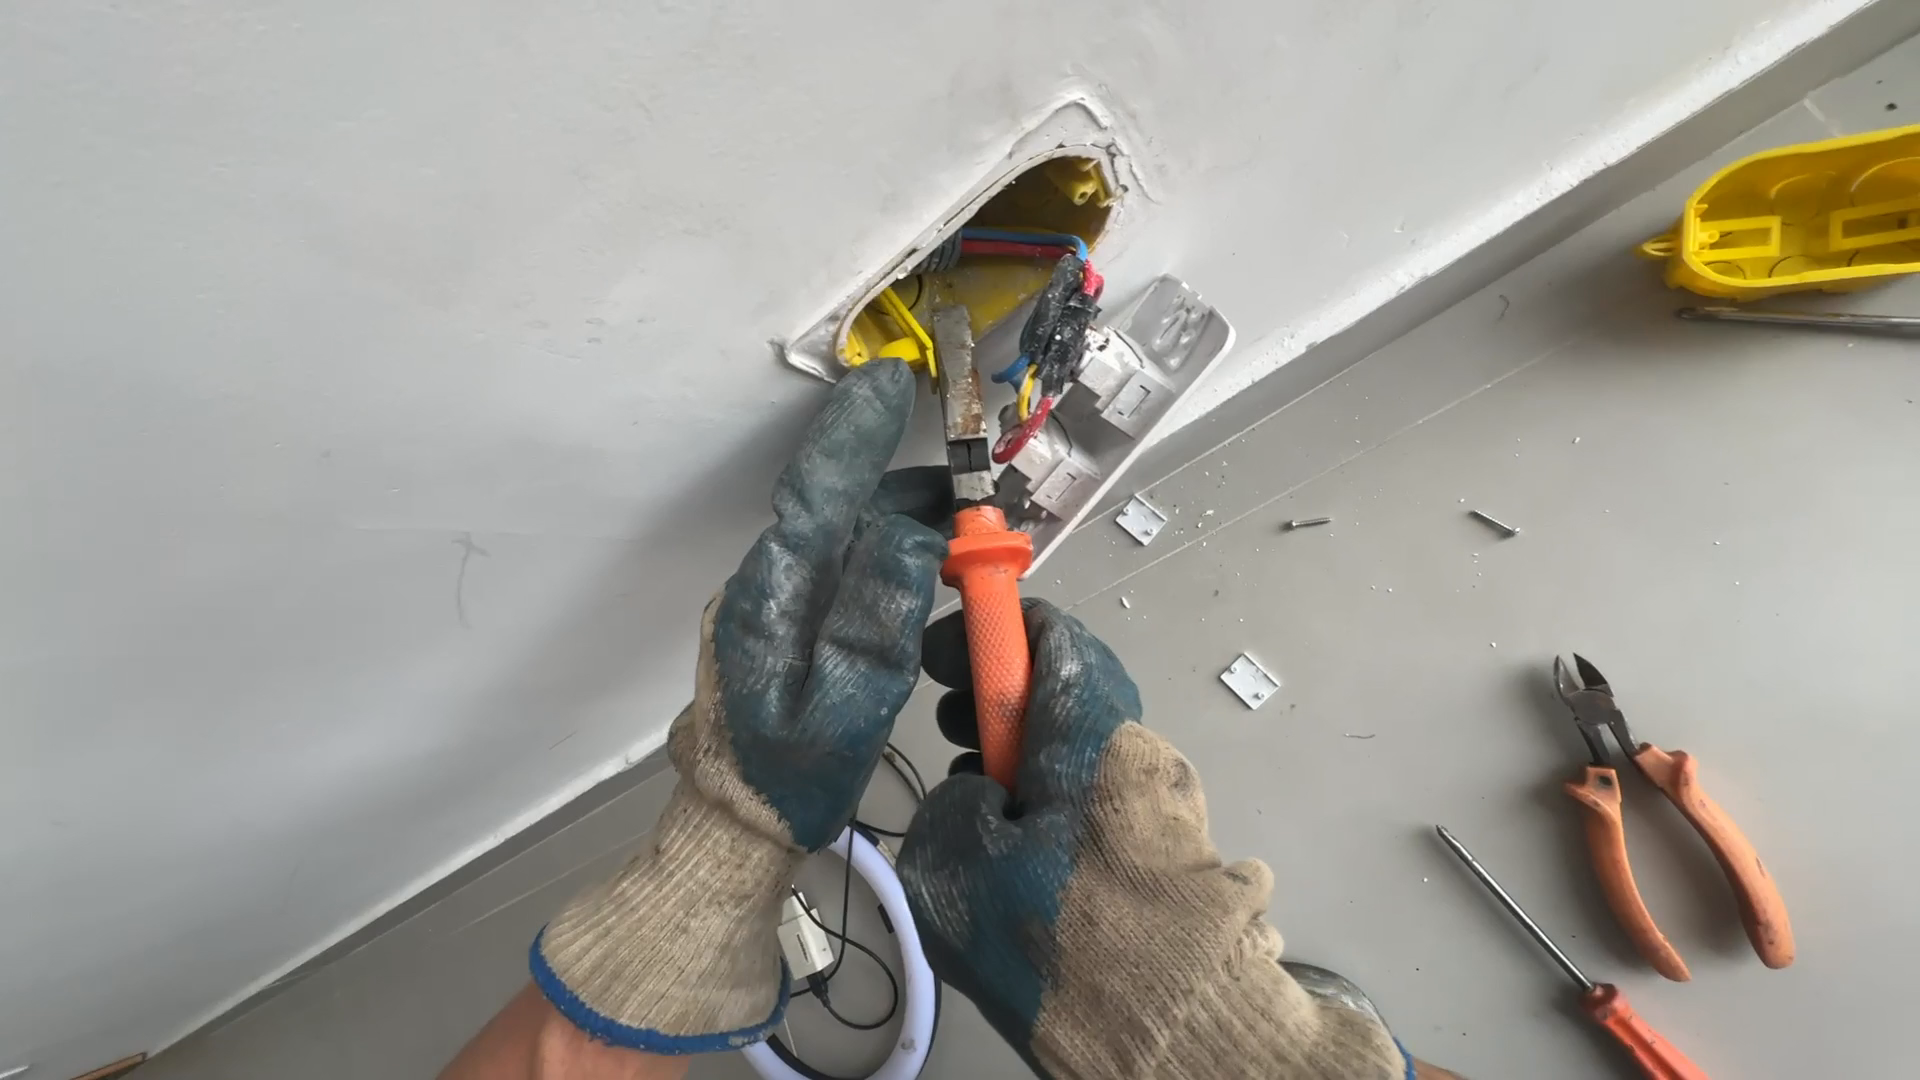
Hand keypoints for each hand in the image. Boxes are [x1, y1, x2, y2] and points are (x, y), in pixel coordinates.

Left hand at [531, 359, 948, 1052]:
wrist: (736, 817)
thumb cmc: (793, 769)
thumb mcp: (847, 704)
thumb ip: (876, 616)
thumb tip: (907, 532)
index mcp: (776, 589)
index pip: (817, 487)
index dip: (854, 428)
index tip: (892, 378)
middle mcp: (768, 576)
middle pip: (837, 502)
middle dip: (899, 479)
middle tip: (965, 490)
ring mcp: (773, 593)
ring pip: (841, 529)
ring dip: (898, 515)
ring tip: (957, 527)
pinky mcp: (784, 612)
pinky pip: (841, 558)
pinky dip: (884, 548)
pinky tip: (918, 563)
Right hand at [899, 601, 1409, 1078]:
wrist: (1183, 1041)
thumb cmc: (1065, 943)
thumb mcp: (959, 870)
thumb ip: (952, 803)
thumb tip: (980, 793)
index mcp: (1089, 732)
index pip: (1050, 633)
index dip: (993, 626)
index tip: (949, 653)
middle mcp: (1136, 748)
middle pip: (1064, 685)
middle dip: (1000, 693)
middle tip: (952, 721)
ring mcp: (1162, 797)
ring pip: (1079, 740)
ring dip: (1025, 746)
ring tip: (976, 786)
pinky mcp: (1171, 841)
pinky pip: (1099, 788)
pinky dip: (1054, 790)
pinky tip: (1025, 840)